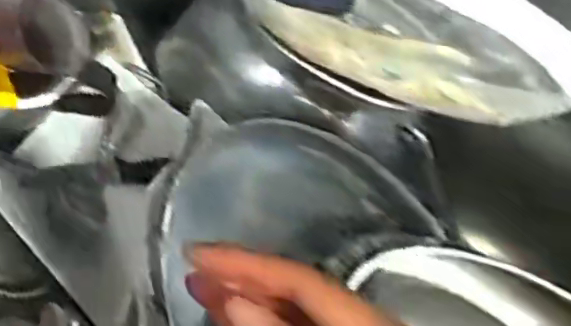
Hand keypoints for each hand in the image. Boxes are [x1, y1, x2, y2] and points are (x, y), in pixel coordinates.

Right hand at [186, 245, 400, 325]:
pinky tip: (248, 324)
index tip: (192, 253)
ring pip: (310, 316)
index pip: (301, 278)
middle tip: (194, 276)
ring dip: (257, 305)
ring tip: (211, 299)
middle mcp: (377, 325)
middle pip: (305, 294)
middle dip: (244, 282)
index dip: (242, 260)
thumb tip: (231, 298)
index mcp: (371, 324)